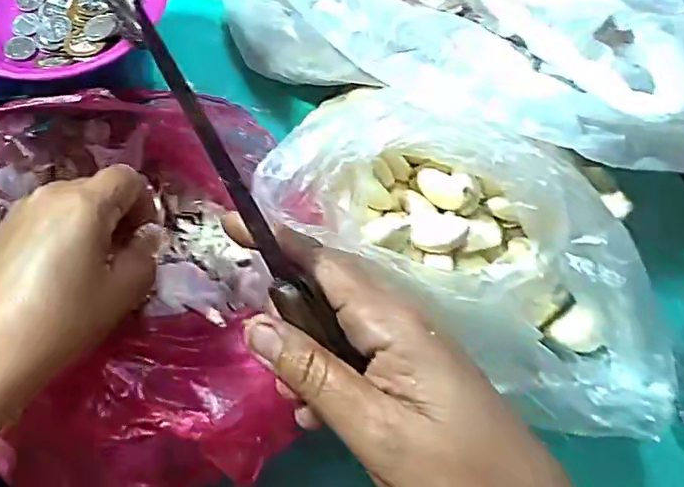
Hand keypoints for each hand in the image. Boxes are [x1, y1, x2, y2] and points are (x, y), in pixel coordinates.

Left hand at [0, 165, 162, 417]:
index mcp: (84, 200)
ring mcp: (23, 206)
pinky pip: (44, 217)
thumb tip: (145, 237)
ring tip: (86, 271)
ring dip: (87, 225)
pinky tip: (52, 275)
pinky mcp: (3, 225)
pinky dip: (59, 233)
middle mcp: (51, 191)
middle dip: (116, 216)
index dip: (144, 203)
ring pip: (68, 203)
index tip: (144, 240)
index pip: (126, 176)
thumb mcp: (118, 296)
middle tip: (119, 261)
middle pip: (96, 188)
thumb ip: (143, 259)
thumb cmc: (61, 319)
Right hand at [229, 218, 569, 486]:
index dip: (271, 236)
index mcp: (390, 317)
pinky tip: (314, 410)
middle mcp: (398, 317)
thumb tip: (253, 324)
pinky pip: (352, 348)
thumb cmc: (456, 472)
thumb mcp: (374, 428)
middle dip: (281, 305)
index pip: (319, 258)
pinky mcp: (412, 368)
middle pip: (321, 285)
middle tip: (255, 338)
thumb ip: (311, 372)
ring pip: (332, 320)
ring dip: (302, 348)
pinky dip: (324, 369)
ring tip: (289, 395)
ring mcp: (407, 342)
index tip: (228, 221)